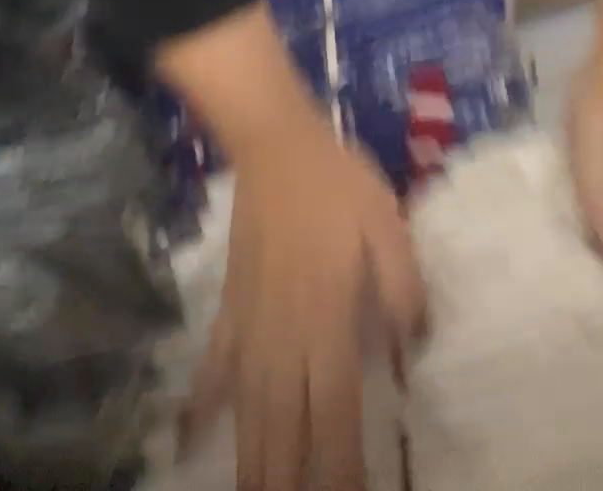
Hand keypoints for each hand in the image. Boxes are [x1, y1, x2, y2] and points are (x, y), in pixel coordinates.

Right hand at [183, 123, 424, 490]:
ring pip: (247, 409)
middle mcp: (283, 336)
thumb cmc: (338, 184)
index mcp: (327, 319)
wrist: (276, 146)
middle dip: (287, 477)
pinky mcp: (229, 305)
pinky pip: (213, 366)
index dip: (341, 464)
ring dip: (250, 458)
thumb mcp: (388, 225)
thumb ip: (402, 287)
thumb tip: (414, 346)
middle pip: (282, 424)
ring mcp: (248, 324)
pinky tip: (188, 435)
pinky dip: (201, 405)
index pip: (335, 411)